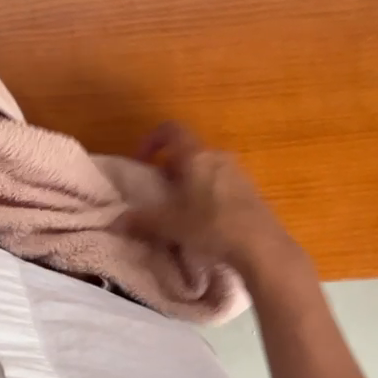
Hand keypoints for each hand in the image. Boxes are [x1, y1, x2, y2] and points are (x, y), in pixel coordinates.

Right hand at [115, 122, 299, 277]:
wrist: (262, 246)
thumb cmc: (211, 225)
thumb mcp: (170, 225)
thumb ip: (141, 220)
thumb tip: (115, 222)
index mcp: (196, 156)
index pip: (170, 130)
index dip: (151, 141)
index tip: (141, 162)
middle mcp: (217, 157)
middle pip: (187, 151)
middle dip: (168, 168)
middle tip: (156, 193)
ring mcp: (237, 173)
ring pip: (204, 168)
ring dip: (187, 182)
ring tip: (178, 209)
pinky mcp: (250, 191)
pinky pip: (220, 183)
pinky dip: (205, 194)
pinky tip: (203, 221)